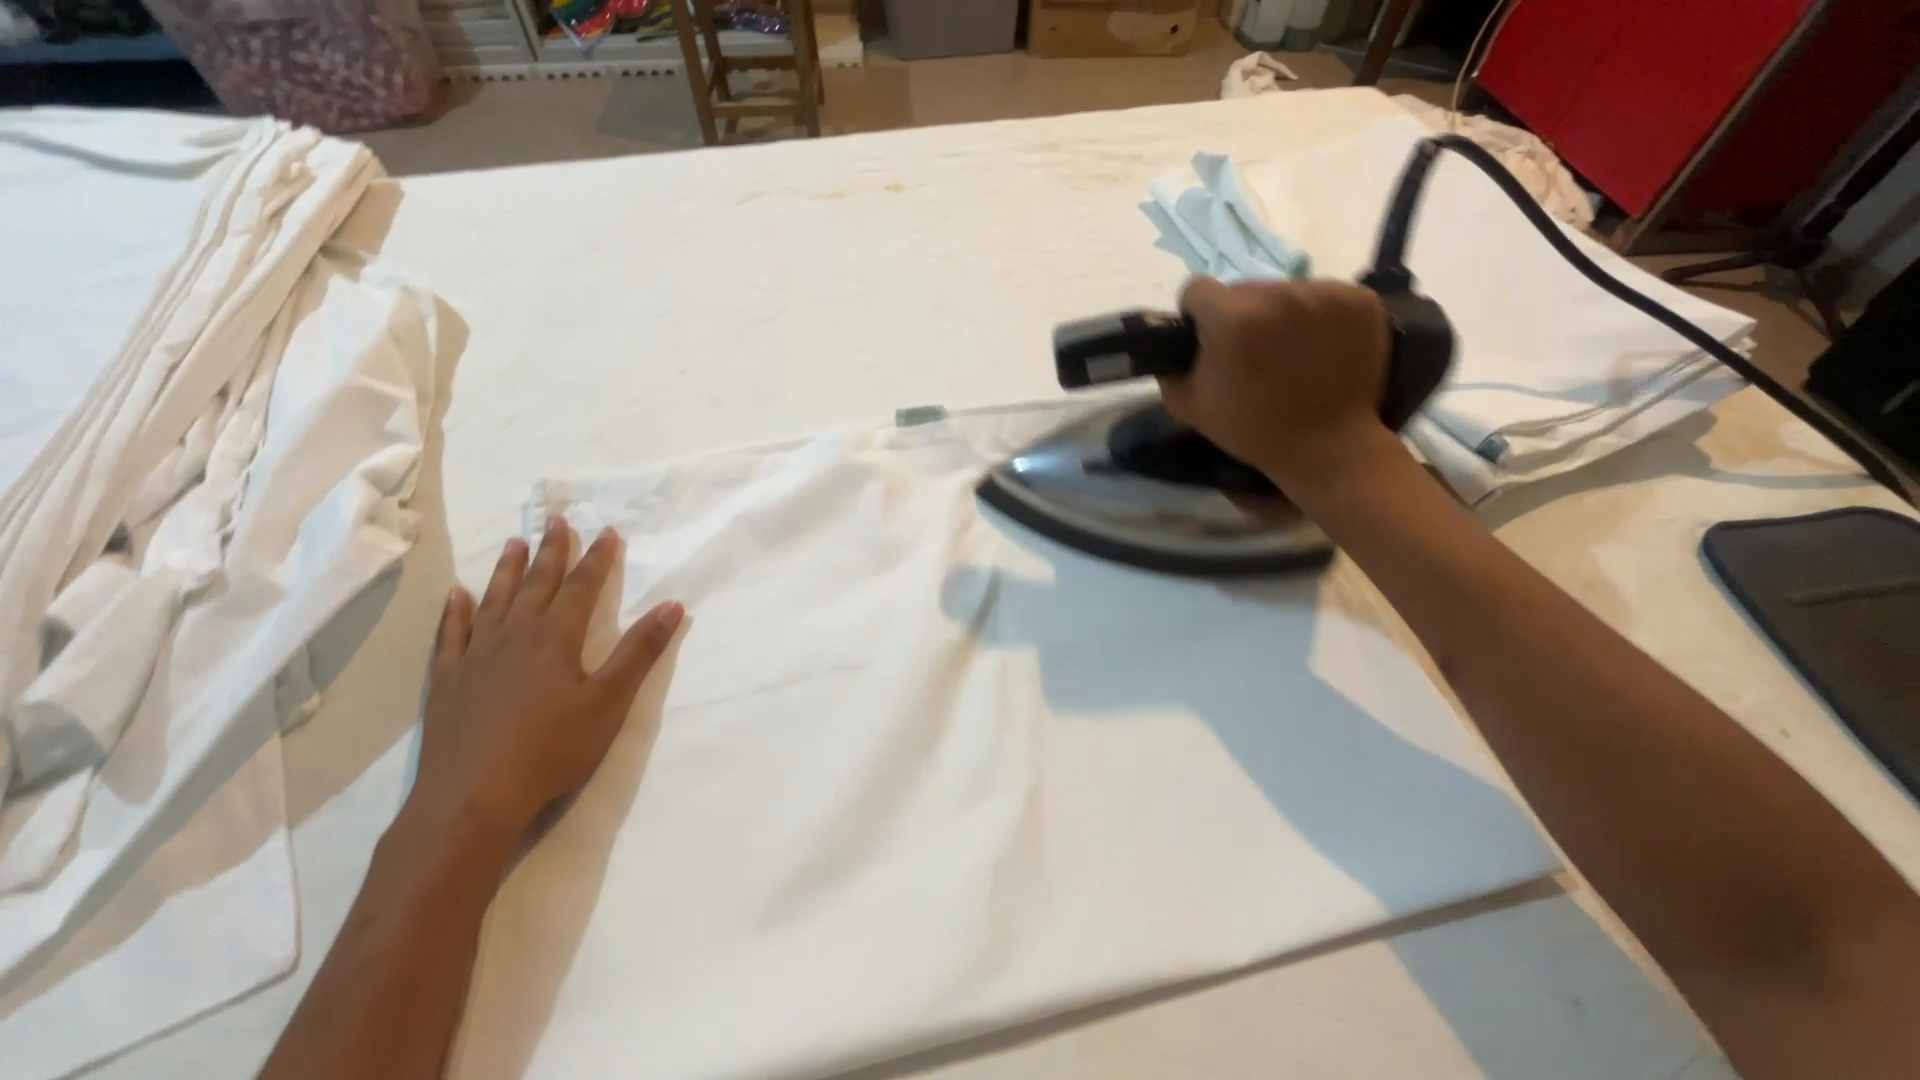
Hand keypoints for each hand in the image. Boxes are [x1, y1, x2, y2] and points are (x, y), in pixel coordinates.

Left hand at [410, 518, 683, 846]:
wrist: (472, 798)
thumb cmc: (551, 750)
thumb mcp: (609, 703)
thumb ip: (639, 653)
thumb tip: (671, 605)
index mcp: (556, 638)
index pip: (582, 588)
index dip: (597, 559)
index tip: (608, 532)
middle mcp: (514, 635)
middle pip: (537, 583)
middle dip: (552, 551)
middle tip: (556, 519)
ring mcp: (476, 656)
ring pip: (494, 600)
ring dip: (507, 570)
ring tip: (514, 543)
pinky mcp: (448, 680)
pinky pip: (451, 634)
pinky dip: (455, 610)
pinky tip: (455, 594)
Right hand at [1160, 277, 1394, 489]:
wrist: (1328, 447)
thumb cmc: (1254, 430)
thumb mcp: (1189, 407)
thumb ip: (1172, 367)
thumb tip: (1179, 343)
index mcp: (1232, 319)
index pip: (1198, 289)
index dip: (1197, 316)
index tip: (1209, 341)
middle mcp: (1278, 294)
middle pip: (1245, 289)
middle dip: (1241, 316)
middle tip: (1253, 355)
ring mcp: (1324, 293)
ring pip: (1285, 291)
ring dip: (1281, 315)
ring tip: (1290, 354)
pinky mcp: (1359, 299)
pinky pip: (1324, 296)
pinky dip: (1319, 317)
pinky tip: (1320, 347)